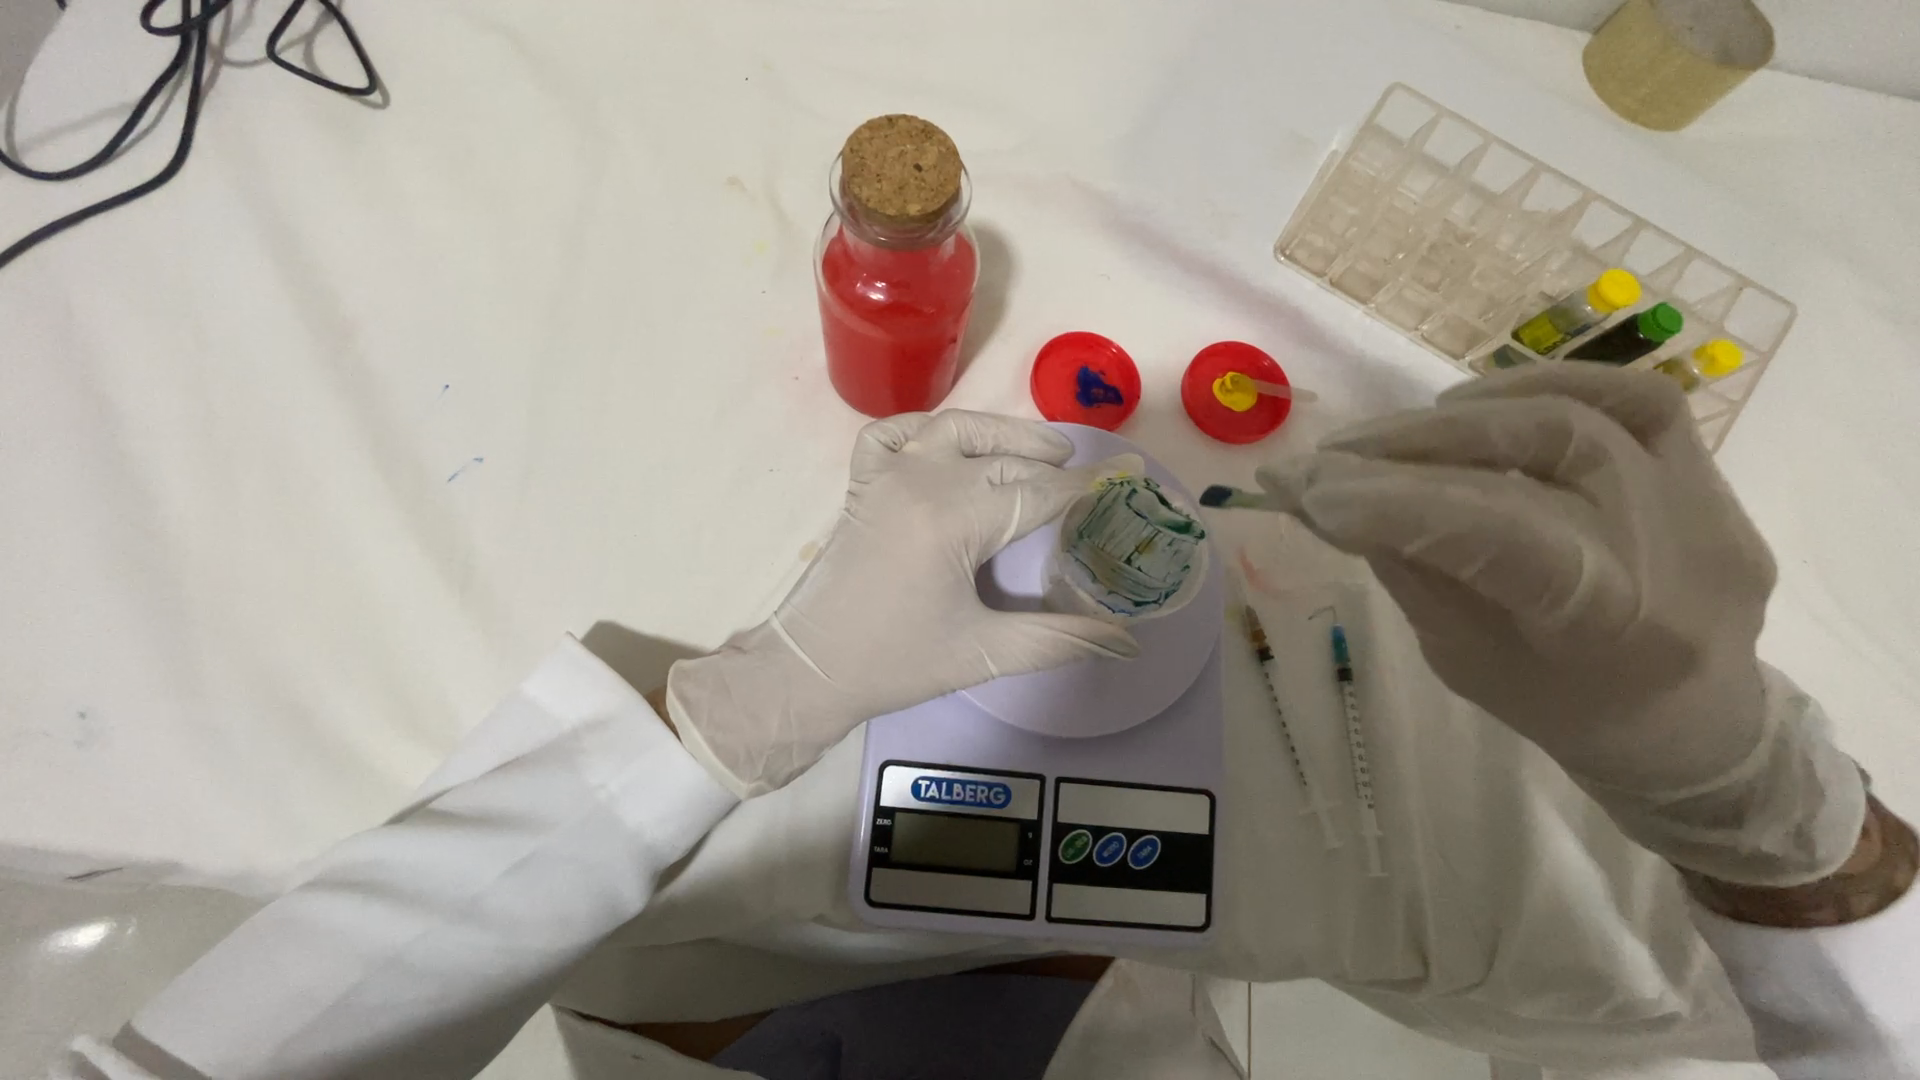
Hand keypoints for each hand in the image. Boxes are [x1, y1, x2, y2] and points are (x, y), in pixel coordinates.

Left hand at [668, 411, 1138, 797]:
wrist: (811, 668)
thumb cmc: (896, 662)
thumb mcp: (983, 653)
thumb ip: (1059, 640)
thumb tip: (1126, 640)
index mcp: (955, 518)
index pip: (1037, 493)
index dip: (1083, 488)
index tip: (1119, 482)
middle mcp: (922, 480)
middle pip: (1004, 460)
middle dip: (1051, 466)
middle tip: (1086, 480)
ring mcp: (886, 475)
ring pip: (955, 428)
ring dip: (1002, 432)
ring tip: (1042, 447)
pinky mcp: (861, 484)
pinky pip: (892, 433)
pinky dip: (923, 428)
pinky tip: (948, 443)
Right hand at [1257, 365, 1863, 884]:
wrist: (1686, 719)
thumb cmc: (1555, 703)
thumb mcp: (1458, 653)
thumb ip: (1400, 566)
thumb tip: (1317, 497)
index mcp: (1605, 621)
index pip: (1500, 533)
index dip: (1397, 503)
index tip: (1303, 492)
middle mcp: (1671, 546)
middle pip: (1539, 448)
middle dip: (1411, 447)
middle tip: (1323, 459)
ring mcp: (1701, 499)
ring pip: (1574, 412)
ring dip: (1456, 418)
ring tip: (1380, 438)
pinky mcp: (1708, 472)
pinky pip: (1632, 397)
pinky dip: (1535, 388)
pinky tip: (1465, 408)